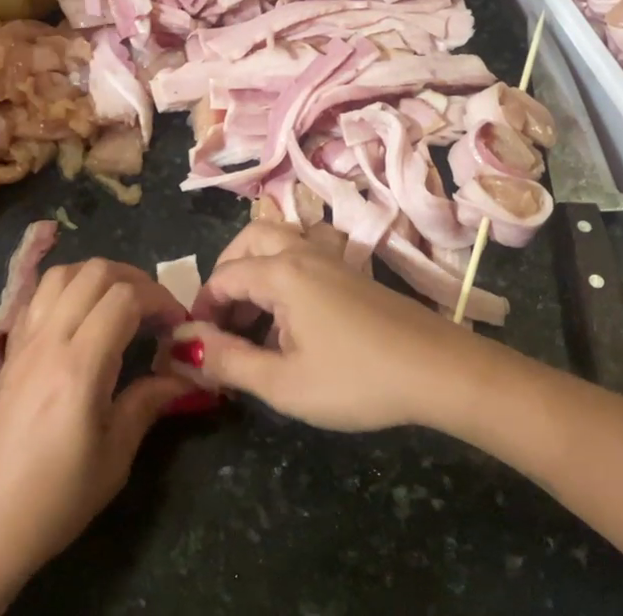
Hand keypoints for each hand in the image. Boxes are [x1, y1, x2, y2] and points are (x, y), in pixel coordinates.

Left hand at [0, 259, 192, 612]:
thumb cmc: (52, 502)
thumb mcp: (113, 460)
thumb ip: (147, 404)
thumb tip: (183, 375)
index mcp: (79, 367)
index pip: (125, 298)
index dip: (160, 300)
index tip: (179, 325)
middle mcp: (48, 342)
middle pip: (93, 272)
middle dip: (135, 279)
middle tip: (157, 310)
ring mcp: (22, 343)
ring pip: (61, 274)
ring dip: (98, 276)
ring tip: (122, 305)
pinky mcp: (7, 354)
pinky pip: (37, 297)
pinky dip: (67, 289)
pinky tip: (82, 318)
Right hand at [185, 221, 488, 432]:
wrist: (438, 370)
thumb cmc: (355, 380)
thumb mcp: (283, 384)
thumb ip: (229, 362)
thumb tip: (184, 346)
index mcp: (281, 273)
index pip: (223, 277)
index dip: (203, 309)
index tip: (196, 344)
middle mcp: (303, 252)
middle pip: (249, 240)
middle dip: (226, 273)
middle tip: (223, 320)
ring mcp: (333, 257)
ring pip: (280, 239)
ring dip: (256, 266)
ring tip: (254, 315)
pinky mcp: (354, 271)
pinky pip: (306, 250)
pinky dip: (286, 267)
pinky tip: (295, 307)